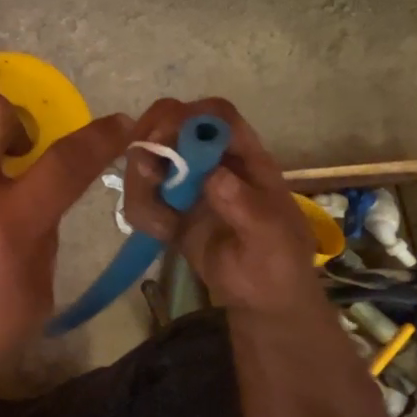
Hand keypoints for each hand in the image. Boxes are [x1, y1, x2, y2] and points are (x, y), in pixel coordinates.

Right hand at [121, 98, 321, 315]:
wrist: (261, 302)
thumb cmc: (277, 268)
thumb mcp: (272, 241)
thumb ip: (247, 208)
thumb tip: (215, 176)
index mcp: (245, 159)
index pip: (216, 115)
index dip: (189, 117)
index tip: (166, 140)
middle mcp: (211, 161)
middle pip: (170, 122)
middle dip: (151, 141)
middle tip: (147, 173)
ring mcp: (186, 181)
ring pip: (147, 156)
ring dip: (140, 183)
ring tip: (160, 222)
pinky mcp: (167, 203)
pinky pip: (139, 192)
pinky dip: (140, 209)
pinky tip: (162, 233)